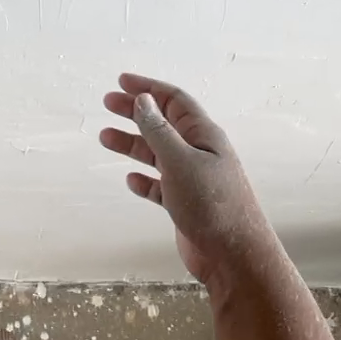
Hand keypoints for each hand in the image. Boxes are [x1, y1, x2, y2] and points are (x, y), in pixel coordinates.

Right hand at [100, 73, 279, 291]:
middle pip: (163, 123)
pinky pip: (160, 185)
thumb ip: (159, 131)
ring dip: (133, 144)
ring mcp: (193, 179)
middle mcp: (199, 153)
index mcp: (204, 136)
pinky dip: (145, 180)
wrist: (235, 258)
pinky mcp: (185, 204)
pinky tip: (131, 180)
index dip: (149, 88)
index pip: (174, 101)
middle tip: (108, 103)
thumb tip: (143, 100)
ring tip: (106, 138)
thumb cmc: (212, 205)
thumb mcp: (180, 161)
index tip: (122, 81)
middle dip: (135, 111)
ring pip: (158, 154)